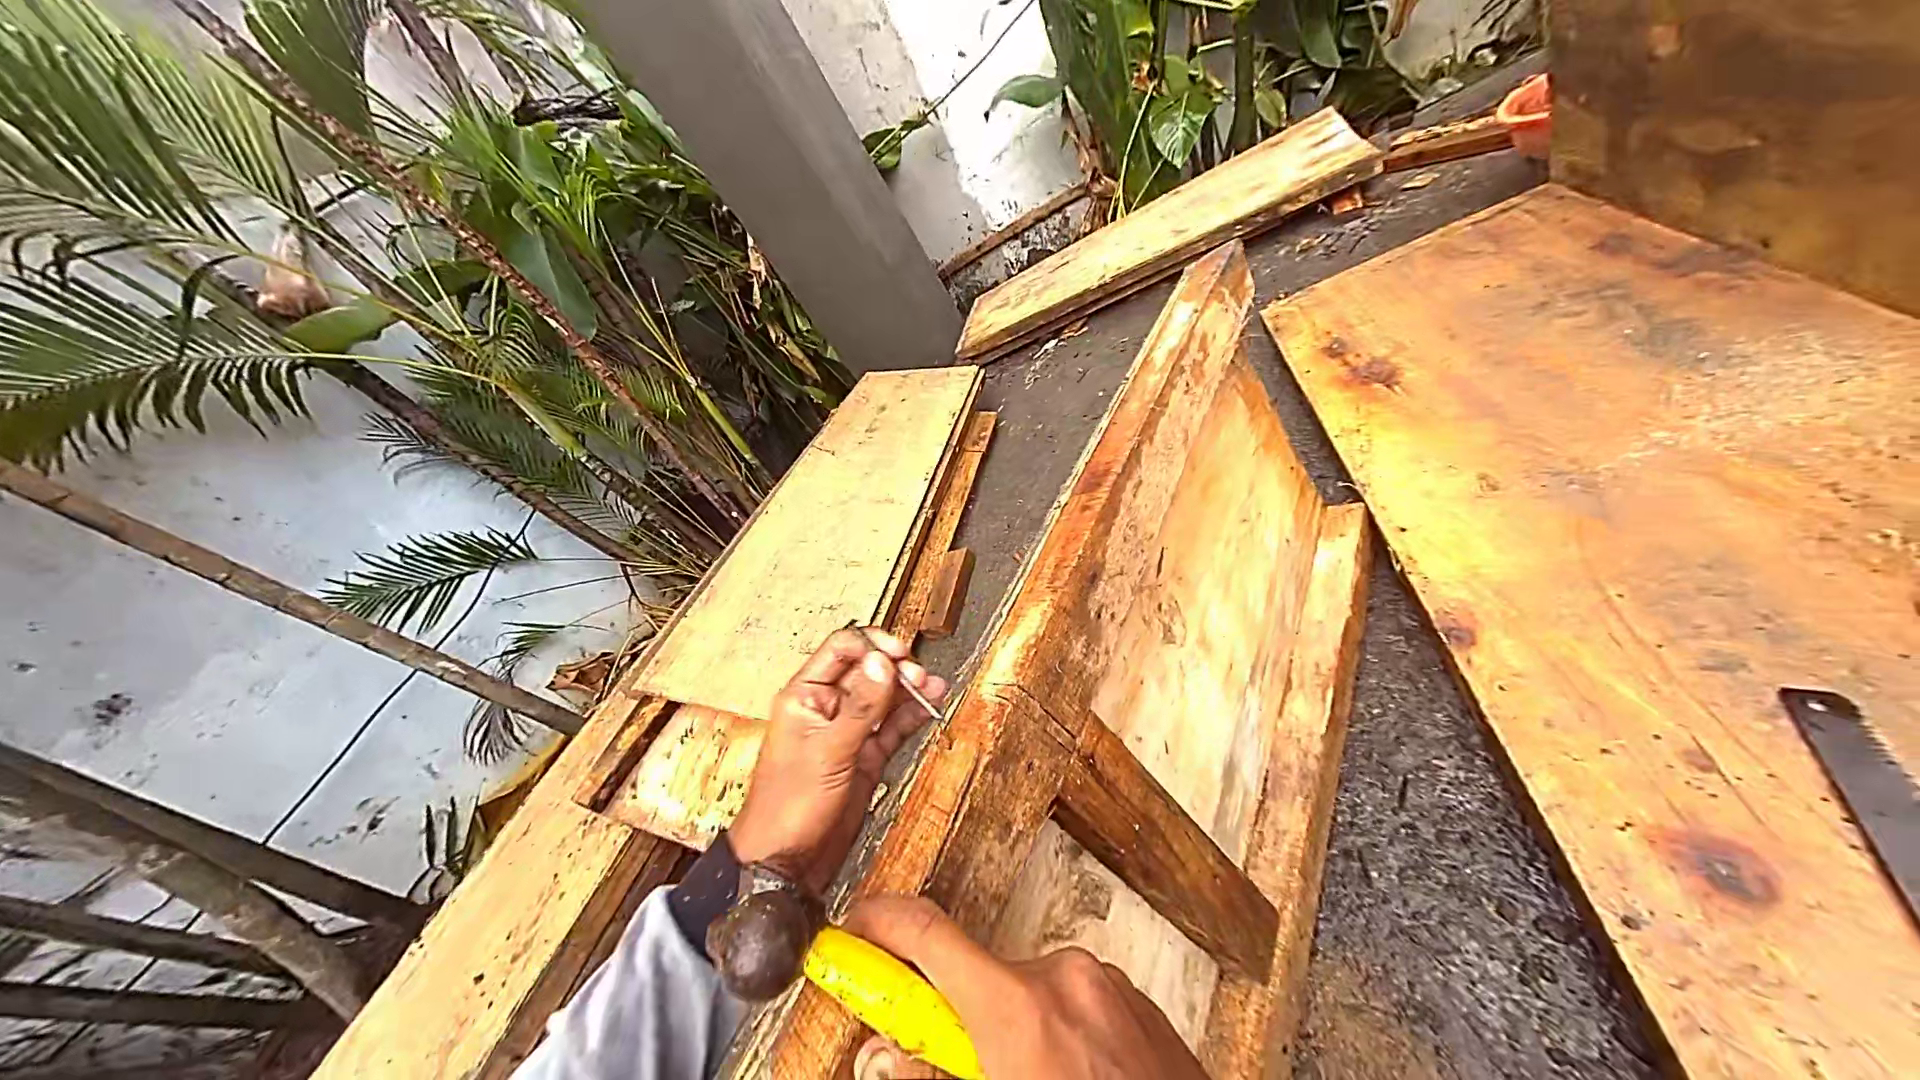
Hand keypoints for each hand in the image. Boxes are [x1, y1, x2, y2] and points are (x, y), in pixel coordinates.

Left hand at [728, 628, 946, 892]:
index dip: (872, 646)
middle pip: (868, 670)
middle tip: (916, 675)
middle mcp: (828, 709)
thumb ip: (860, 707)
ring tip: (931, 686)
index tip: (897, 654)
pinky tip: (928, 706)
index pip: (842, 649)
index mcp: (805, 696)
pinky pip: (893, 726)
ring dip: (909, 689)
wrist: (786, 864)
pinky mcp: (866, 756)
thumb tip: (882, 663)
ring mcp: (849, 732)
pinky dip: (912, 715)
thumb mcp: (826, 751)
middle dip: (895, 667)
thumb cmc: (785, 809)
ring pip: (884, 697)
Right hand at [844, 896, 1209, 1079]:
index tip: (853, 930)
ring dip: (1015, 1031)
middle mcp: (1065, 978)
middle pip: (980, 976)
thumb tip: (887, 1060)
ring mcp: (1107, 984)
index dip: (879, 924)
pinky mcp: (1137, 1000)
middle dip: (961, 1019)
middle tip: (963, 1065)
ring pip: (1029, 993)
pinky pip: (1074, 1001)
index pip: (927, 934)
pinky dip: (1059, 1034)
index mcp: (1020, 1011)